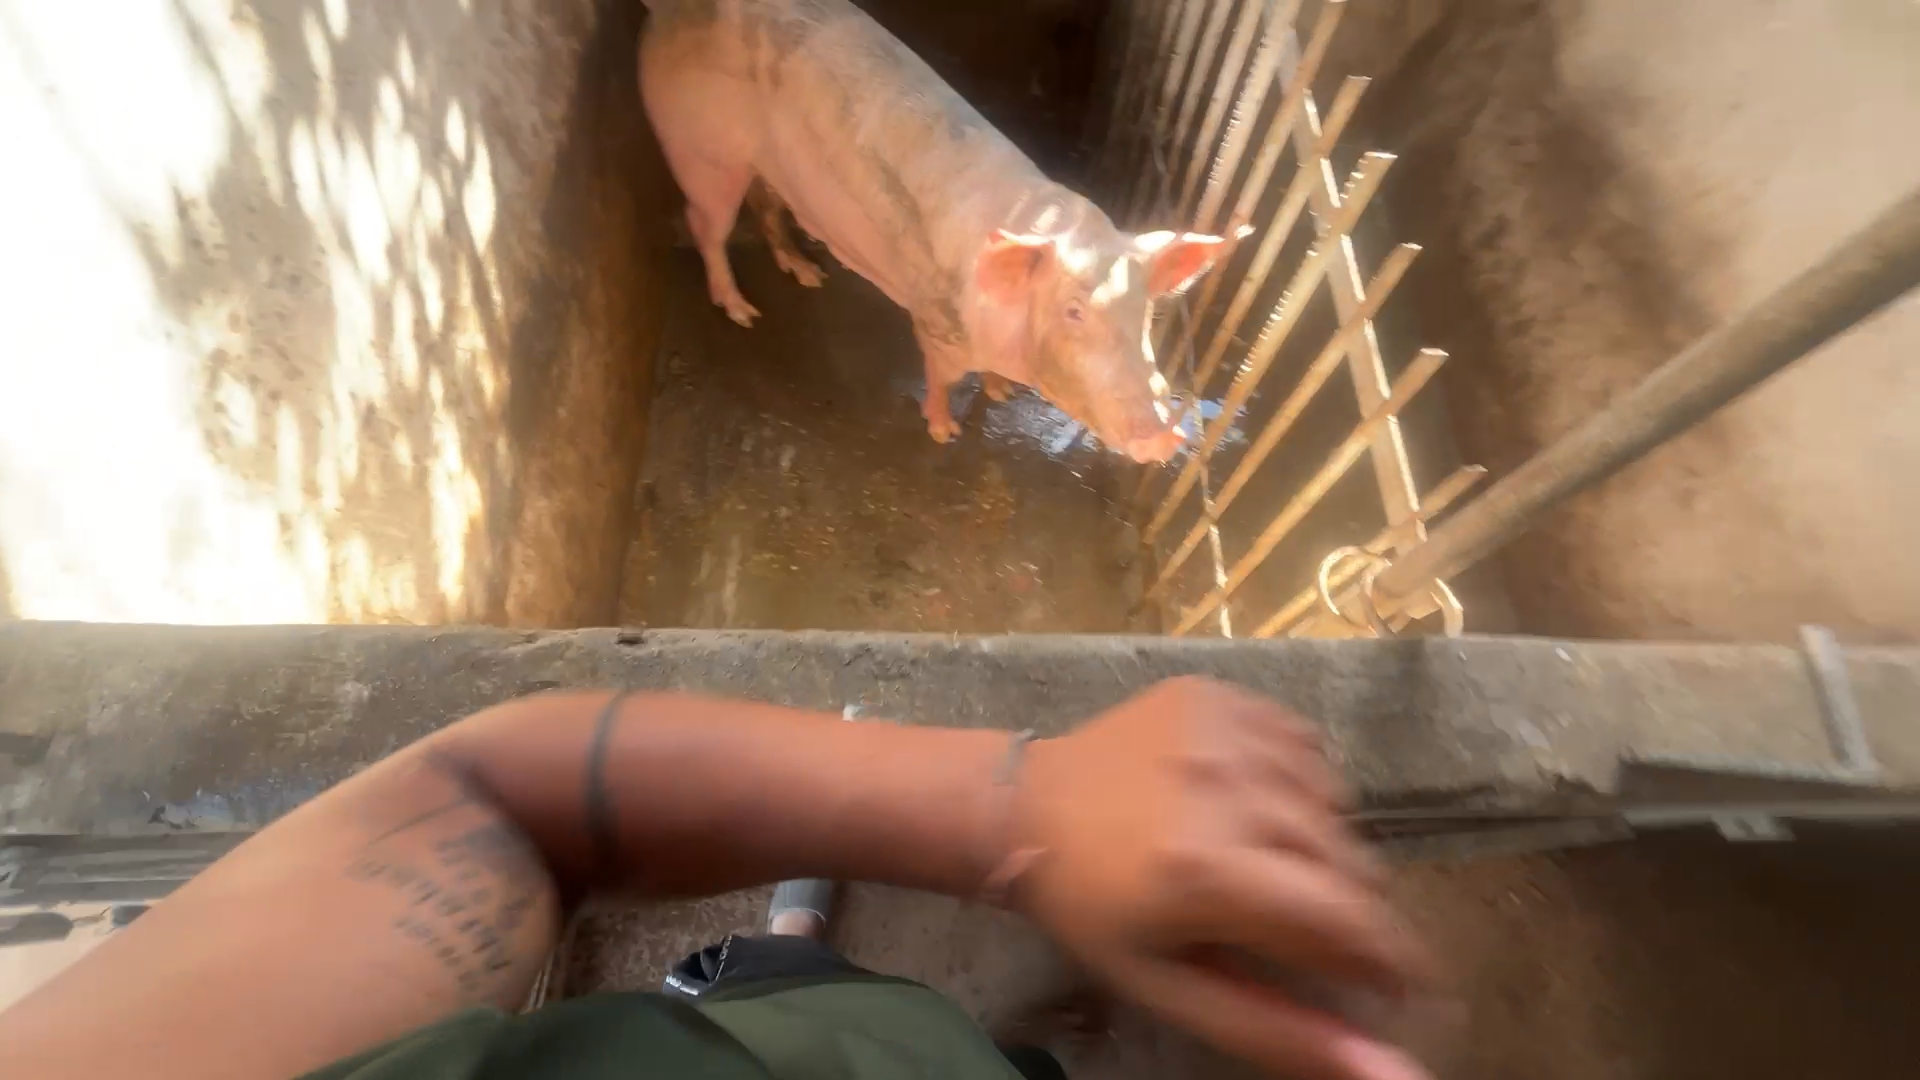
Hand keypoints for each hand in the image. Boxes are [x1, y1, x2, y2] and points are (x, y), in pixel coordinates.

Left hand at [1009, 678, 1435, 1079]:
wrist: (1028, 804)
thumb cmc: (1093, 906)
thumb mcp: (1168, 986)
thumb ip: (1279, 1030)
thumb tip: (1398, 1071)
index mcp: (1209, 868)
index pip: (1352, 919)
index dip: (1395, 960)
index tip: (1403, 984)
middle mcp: (1224, 787)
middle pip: (1350, 857)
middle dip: (1355, 907)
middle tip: (1322, 926)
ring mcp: (1219, 728)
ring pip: (1331, 798)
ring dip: (1325, 841)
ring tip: (1278, 861)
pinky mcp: (1210, 694)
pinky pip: (1297, 740)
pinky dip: (1298, 778)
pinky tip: (1260, 800)